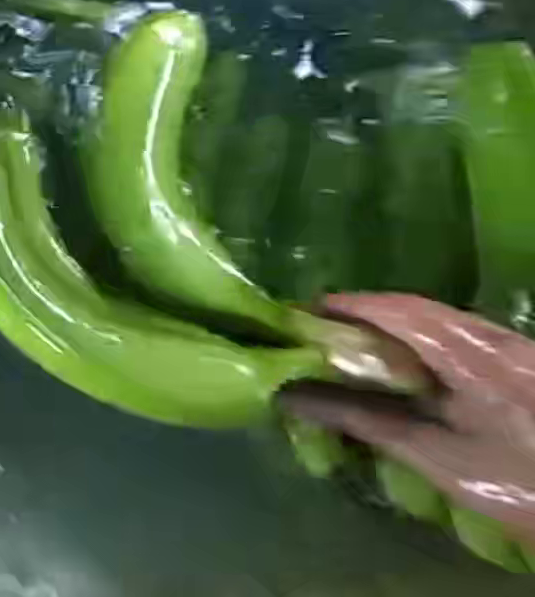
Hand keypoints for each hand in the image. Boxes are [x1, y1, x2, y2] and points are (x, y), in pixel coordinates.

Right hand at [281, 293, 534, 539]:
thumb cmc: (534, 487)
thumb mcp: (446, 461)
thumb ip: (364, 420)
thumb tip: (285, 394)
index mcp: (476, 354)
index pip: (390, 308)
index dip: (337, 308)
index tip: (294, 323)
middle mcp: (503, 343)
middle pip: (415, 312)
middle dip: (361, 321)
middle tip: (319, 342)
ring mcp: (528, 358)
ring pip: (443, 327)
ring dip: (394, 336)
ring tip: (361, 361)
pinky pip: (470, 345)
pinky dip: (428, 351)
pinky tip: (418, 382)